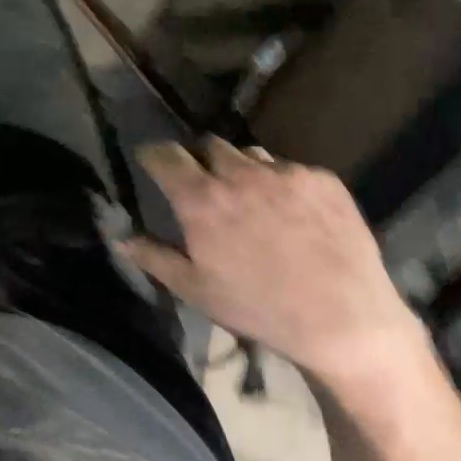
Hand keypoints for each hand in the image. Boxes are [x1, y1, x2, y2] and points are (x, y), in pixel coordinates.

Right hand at [121, 140, 426, 386]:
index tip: (149, 160)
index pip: (167, 156)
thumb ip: (153, 257)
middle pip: (211, 146)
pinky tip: (288, 216)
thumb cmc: (254, 306)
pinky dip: (279, 184)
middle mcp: (242, 175)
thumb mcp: (193, 289)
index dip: (153, 155)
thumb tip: (122, 239)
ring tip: (247, 199)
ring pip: (252, 156)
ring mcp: (287, 174)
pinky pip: (291, 170)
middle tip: (201, 186)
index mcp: (202, 200)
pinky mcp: (324, 180)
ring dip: (240, 170)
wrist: (338, 314)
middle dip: (200, 160)